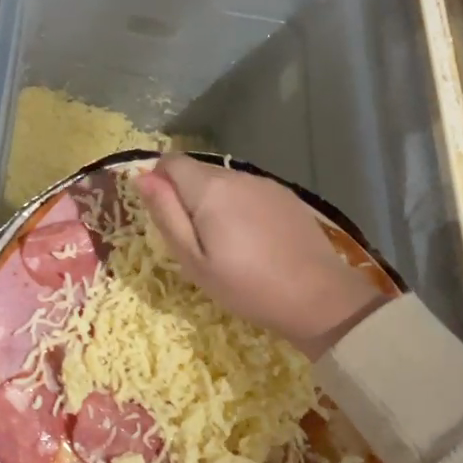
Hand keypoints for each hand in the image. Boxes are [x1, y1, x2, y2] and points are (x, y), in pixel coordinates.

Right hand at [137, 154, 390, 358]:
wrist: (319, 299)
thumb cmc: (246, 286)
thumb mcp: (193, 260)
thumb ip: (166, 214)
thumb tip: (142, 177)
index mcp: (209, 188)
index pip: (170, 162)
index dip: (160, 184)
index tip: (167, 218)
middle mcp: (236, 175)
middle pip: (197, 172)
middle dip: (187, 196)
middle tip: (197, 241)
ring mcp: (264, 183)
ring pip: (224, 182)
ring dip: (215, 202)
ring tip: (228, 244)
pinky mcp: (285, 195)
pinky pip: (249, 192)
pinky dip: (241, 208)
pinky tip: (254, 240)